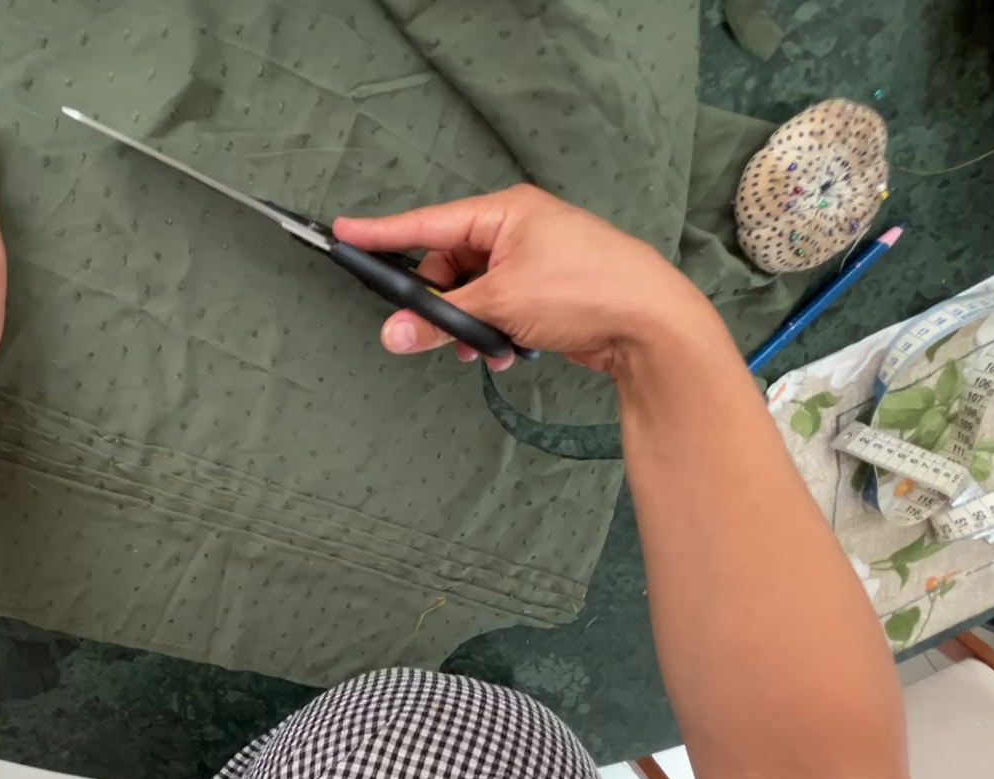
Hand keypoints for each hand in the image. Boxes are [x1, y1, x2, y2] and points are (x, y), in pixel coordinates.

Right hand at [333, 185, 723, 376]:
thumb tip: (391, 334)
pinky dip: (491, 330)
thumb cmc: (579, 290)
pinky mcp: (543, 291)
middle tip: (426, 330)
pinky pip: (496, 307)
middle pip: (448, 264)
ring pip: (471, 292)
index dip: (383, 232)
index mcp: (504, 212)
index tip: (344, 233)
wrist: (649, 322)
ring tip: (476, 348)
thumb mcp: (499, 303)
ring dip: (466, 323)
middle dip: (438, 302)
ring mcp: (531, 261)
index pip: (427, 222)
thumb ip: (439, 318)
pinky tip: (503, 351)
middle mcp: (515, 230)